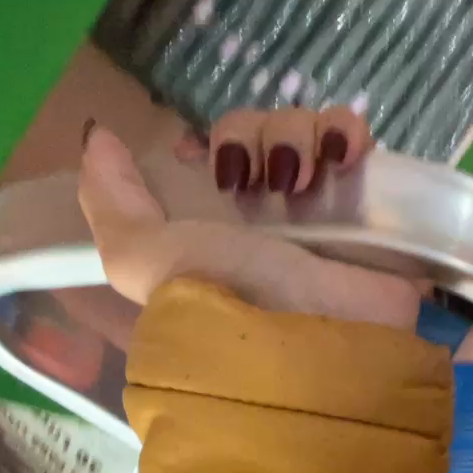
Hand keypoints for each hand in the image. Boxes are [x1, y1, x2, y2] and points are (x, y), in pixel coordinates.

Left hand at [78, 107, 418, 327]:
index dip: (210, 143)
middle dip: (249, 139)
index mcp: (224, 226)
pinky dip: (346, 132)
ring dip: (295, 136)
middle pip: (259, 133)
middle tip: (257, 182)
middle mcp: (276, 218)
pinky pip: (358, 143)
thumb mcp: (145, 262)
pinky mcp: (373, 208)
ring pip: (306, 129)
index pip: (217, 155)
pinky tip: (339, 157)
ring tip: (300, 181)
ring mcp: (327, 212)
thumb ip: (112, 203)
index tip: (202, 158)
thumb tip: (100, 138)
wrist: (316, 343)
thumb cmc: (229, 301)